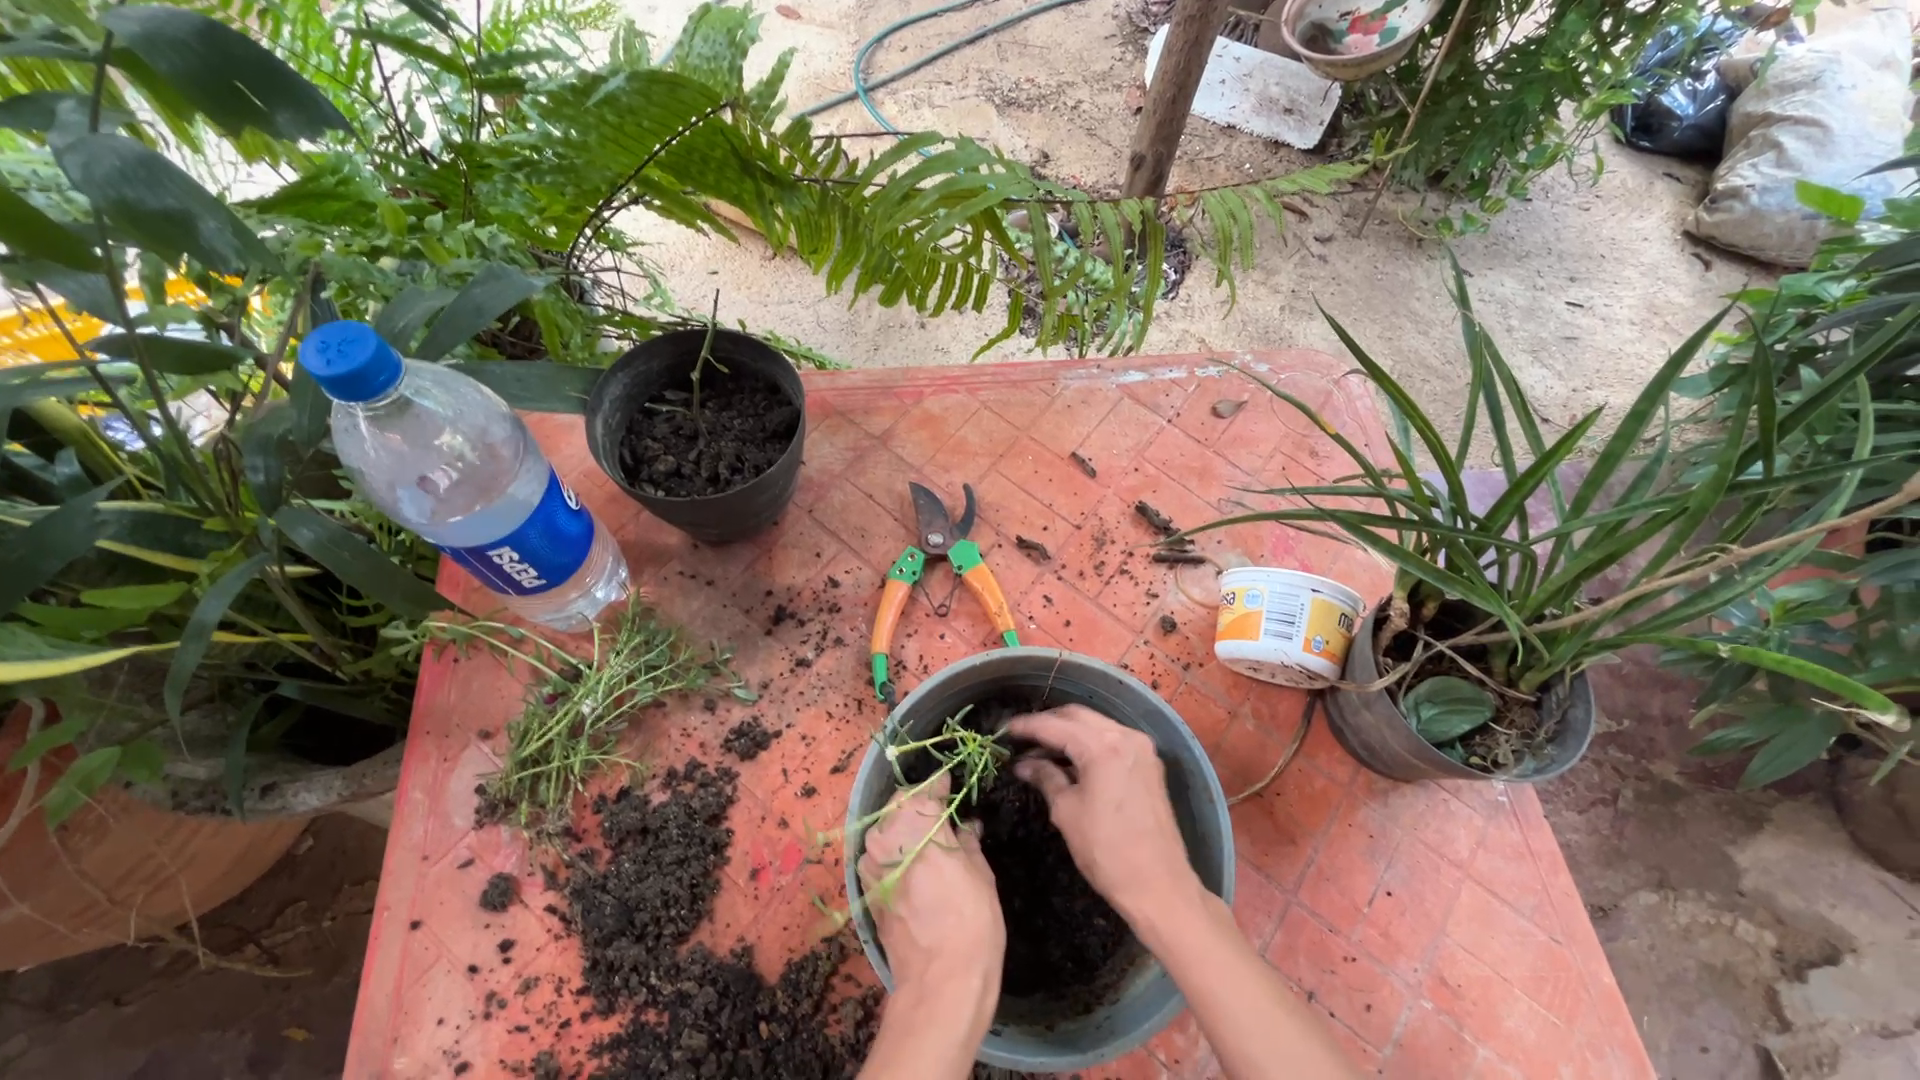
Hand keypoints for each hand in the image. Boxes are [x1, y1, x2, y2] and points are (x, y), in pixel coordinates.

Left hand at [858, 771, 1004, 1011]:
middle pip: (899, 805)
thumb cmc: (972, 923)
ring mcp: (870, 865)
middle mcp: (885, 838)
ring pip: (885, 829)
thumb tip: (966, 826)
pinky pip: (879, 856)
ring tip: (928, 835)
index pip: (926, 790)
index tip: (952, 782)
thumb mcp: (981, 874)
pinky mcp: (866, 889)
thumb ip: (968, 842)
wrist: (940, 982)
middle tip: (942, 809)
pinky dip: (895, 852)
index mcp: (916, 826)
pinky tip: (914, 862)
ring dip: (904, 826)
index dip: (941, 784)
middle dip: (919, 803)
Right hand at [1005, 705, 1200, 923]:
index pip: (1055, 726)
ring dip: (1068, 733)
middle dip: (1048, 723)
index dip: (1026, 727)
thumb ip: (1045, 777)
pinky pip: (1112, 741)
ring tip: (1040, 751)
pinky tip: (1069, 760)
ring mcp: (1142, 749)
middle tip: (1020, 738)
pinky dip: (1088, 744)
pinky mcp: (1149, 764)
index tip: (1003, 729)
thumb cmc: (1106, 851)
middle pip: (1078, 716)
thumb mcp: (1067, 811)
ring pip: (1096, 725)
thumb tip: (1023, 764)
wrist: (1158, 885)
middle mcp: (1126, 736)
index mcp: (1104, 746)